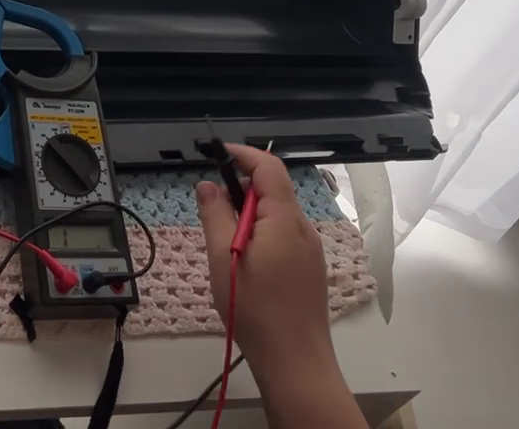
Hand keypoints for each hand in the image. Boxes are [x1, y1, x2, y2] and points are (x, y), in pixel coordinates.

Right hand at [196, 145, 366, 428]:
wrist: (296, 364)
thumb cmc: (256, 309)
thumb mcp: (222, 258)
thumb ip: (214, 215)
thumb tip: (207, 185)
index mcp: (285, 219)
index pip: (268, 168)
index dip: (243, 154)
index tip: (216, 153)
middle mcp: (303, 228)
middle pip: (272, 190)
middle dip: (240, 191)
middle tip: (213, 214)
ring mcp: (311, 250)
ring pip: (276, 214)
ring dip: (249, 216)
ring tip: (226, 246)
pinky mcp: (310, 269)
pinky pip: (284, 235)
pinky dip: (261, 234)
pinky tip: (246, 264)